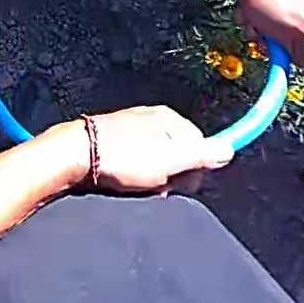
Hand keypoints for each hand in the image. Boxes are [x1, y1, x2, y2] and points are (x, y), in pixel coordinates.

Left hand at [51, 106, 232, 192]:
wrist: (74, 154)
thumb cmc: (121, 157)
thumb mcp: (169, 161)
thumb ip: (201, 155)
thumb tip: (229, 149)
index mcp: (169, 118)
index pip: (201, 145)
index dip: (195, 169)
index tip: (183, 182)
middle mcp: (153, 118)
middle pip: (179, 154)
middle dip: (172, 175)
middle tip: (155, 185)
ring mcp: (134, 127)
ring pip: (157, 161)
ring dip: (152, 178)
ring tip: (135, 184)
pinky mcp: (116, 139)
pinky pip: (137, 161)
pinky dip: (134, 175)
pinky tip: (122, 181)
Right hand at [214, 0, 303, 63]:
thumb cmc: (285, 11)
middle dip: (238, 4)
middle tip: (244, 10)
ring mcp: (276, 6)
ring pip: (249, 13)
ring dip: (248, 23)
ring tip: (259, 27)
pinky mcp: (280, 25)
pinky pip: (260, 28)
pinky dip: (260, 35)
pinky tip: (267, 37)